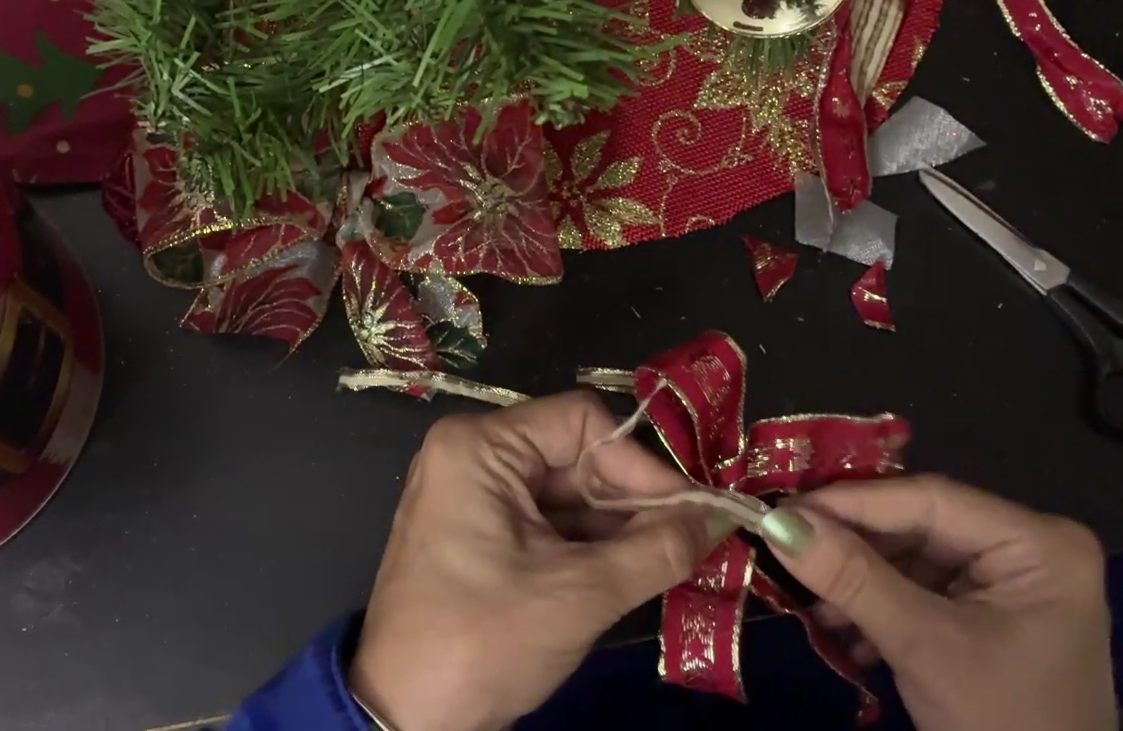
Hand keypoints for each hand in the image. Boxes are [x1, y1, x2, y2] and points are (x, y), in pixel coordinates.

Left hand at [350, 391, 728, 730]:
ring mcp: (474, 492)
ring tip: (671, 556)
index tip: (685, 510)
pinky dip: (588, 541)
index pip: (580, 422)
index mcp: (481, 446)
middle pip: (574, 454)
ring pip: (565, 489)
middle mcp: (474, 454)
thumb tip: (719, 518)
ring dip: (616, 523)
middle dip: (631, 497)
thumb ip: (657, 549)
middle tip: (689, 538)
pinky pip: (546, 518)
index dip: (637, 462)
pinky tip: (633, 566)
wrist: (403, 719)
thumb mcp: (579, 594)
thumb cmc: (483, 641)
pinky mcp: (480, 530)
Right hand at [769, 475, 1115, 730]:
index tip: (784, 510)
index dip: (851, 500)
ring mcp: (1009, 579)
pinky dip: (877, 602)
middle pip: (916, 524)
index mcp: (1038, 543)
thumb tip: (776, 520)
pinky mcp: (988, 609)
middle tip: (787, 547)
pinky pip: (919, 583)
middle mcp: (1027, 546)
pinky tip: (840, 628)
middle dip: (851, 546)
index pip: (928, 498)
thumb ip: (851, 577)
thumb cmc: (1003, 724)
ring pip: (909, 553)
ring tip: (813, 606)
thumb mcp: (923, 646)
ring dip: (857, 579)